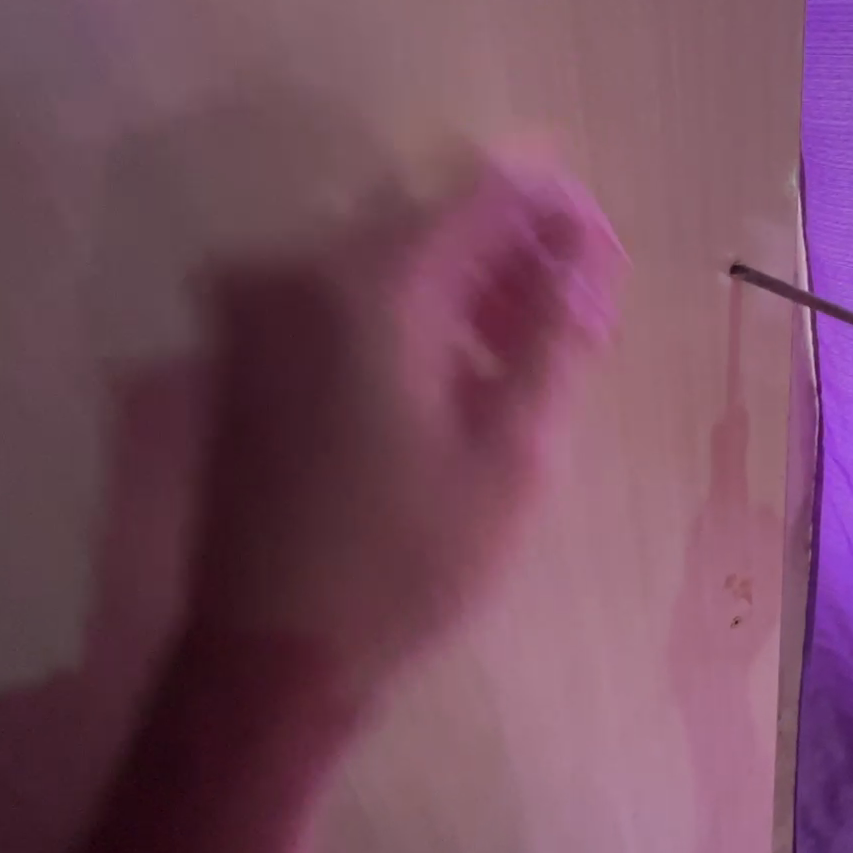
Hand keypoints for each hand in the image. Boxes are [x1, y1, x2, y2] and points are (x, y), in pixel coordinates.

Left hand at [188, 156, 621, 691]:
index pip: (483, 198)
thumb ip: (557, 337)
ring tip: (538, 354)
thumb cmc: (413, 557)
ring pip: (394, 264)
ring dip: (476, 294)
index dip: (557, 215)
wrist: (277, 654)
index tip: (606, 256)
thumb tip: (591, 253)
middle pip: (435, 224)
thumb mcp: (514, 452)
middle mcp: (294, 274)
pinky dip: (421, 321)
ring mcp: (256, 313)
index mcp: (366, 289)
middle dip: (521, 260)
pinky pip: (351, 303)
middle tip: (584, 318)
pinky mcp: (246, 356)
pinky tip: (468, 372)